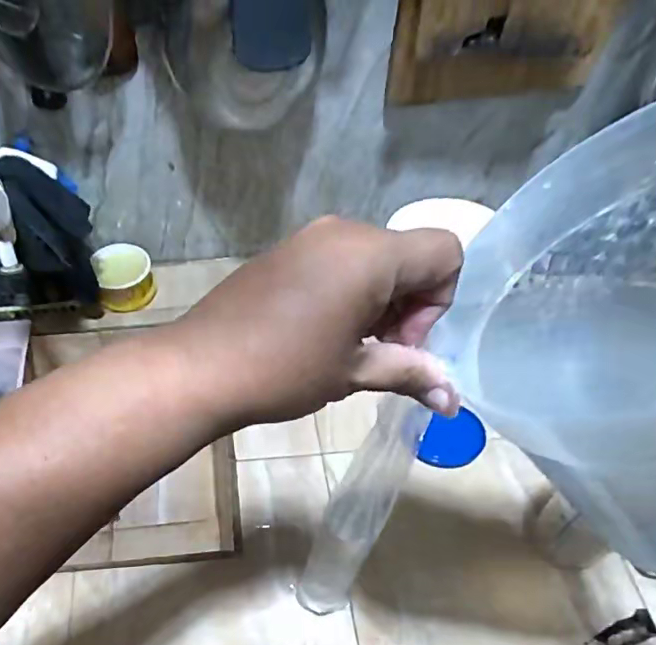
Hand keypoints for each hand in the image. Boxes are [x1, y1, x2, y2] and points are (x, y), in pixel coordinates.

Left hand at [154, 216, 463, 428]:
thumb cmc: (284, 371)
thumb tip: (454, 402)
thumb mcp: (352, 373)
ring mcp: (311, 238)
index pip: (445, 253)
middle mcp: (345, 231)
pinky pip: (339, 264)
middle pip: (410, 258)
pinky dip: (349, 296)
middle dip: (409, 309)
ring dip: (379, 305)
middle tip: (378, 356)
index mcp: (370, 254)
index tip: (403, 344)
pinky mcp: (286, 252)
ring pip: (375, 262)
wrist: (200, 367)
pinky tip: (321, 336)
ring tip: (347, 350)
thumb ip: (409, 374)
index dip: (439, 304)